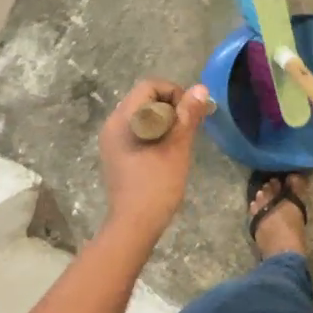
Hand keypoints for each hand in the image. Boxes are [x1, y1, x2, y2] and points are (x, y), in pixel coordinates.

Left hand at [99, 79, 210, 239]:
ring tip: (181, 139)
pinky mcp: (117, 154)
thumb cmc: (156, 186)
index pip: (149, 86)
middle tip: (190, 126)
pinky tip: (167, 151)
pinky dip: (155, 132)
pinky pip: (137, 130)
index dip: (174, 92)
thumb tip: (200, 89)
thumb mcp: (177, 148)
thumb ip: (187, 116)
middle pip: (144, 98)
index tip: (191, 113)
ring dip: (165, 120)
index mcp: (123, 119)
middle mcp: (113, 124)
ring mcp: (112, 140)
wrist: (134, 225)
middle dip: (171, 106)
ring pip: (142, 115)